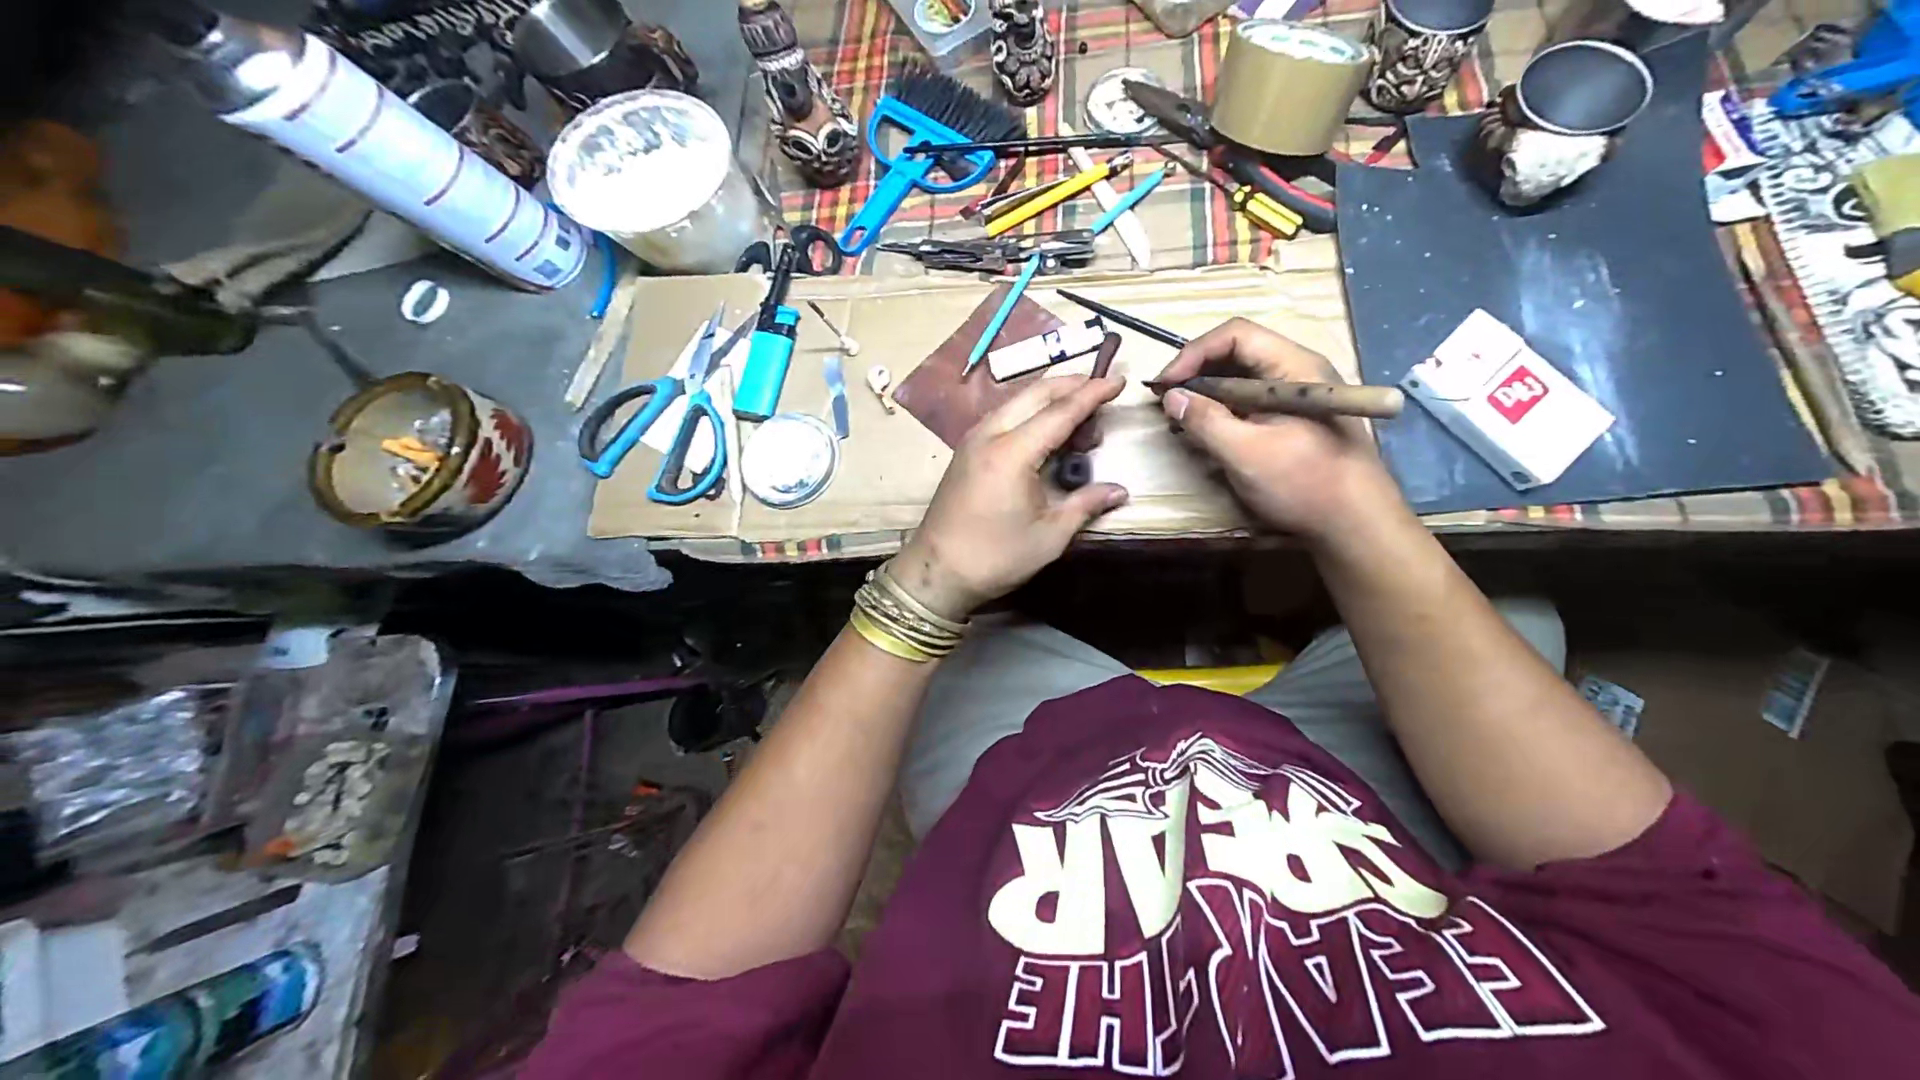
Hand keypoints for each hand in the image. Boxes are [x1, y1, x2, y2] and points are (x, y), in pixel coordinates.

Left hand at [893, 375, 1128, 619]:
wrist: (935, 572)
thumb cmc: (994, 558)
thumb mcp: (1049, 536)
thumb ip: (1085, 504)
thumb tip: (1120, 491)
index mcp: (1011, 452)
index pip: (1060, 411)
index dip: (1092, 394)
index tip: (1119, 380)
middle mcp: (989, 435)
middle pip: (1035, 394)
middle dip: (1071, 386)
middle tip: (1102, 391)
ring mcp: (972, 440)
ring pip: (1016, 402)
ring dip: (1049, 399)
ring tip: (1079, 414)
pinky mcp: (965, 451)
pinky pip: (1003, 416)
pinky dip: (1029, 413)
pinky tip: (1045, 430)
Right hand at [1154, 318, 1406, 545]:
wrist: (1355, 523)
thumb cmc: (1304, 484)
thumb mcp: (1245, 453)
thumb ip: (1205, 421)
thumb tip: (1170, 397)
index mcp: (1293, 367)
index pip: (1235, 335)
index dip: (1193, 353)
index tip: (1164, 384)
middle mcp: (1297, 371)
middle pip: (1238, 352)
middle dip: (1196, 371)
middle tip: (1166, 398)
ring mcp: (1296, 395)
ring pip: (1242, 377)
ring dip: (1207, 391)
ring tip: (1180, 413)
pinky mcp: (1292, 417)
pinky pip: (1250, 400)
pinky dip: (1222, 408)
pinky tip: (1204, 428)